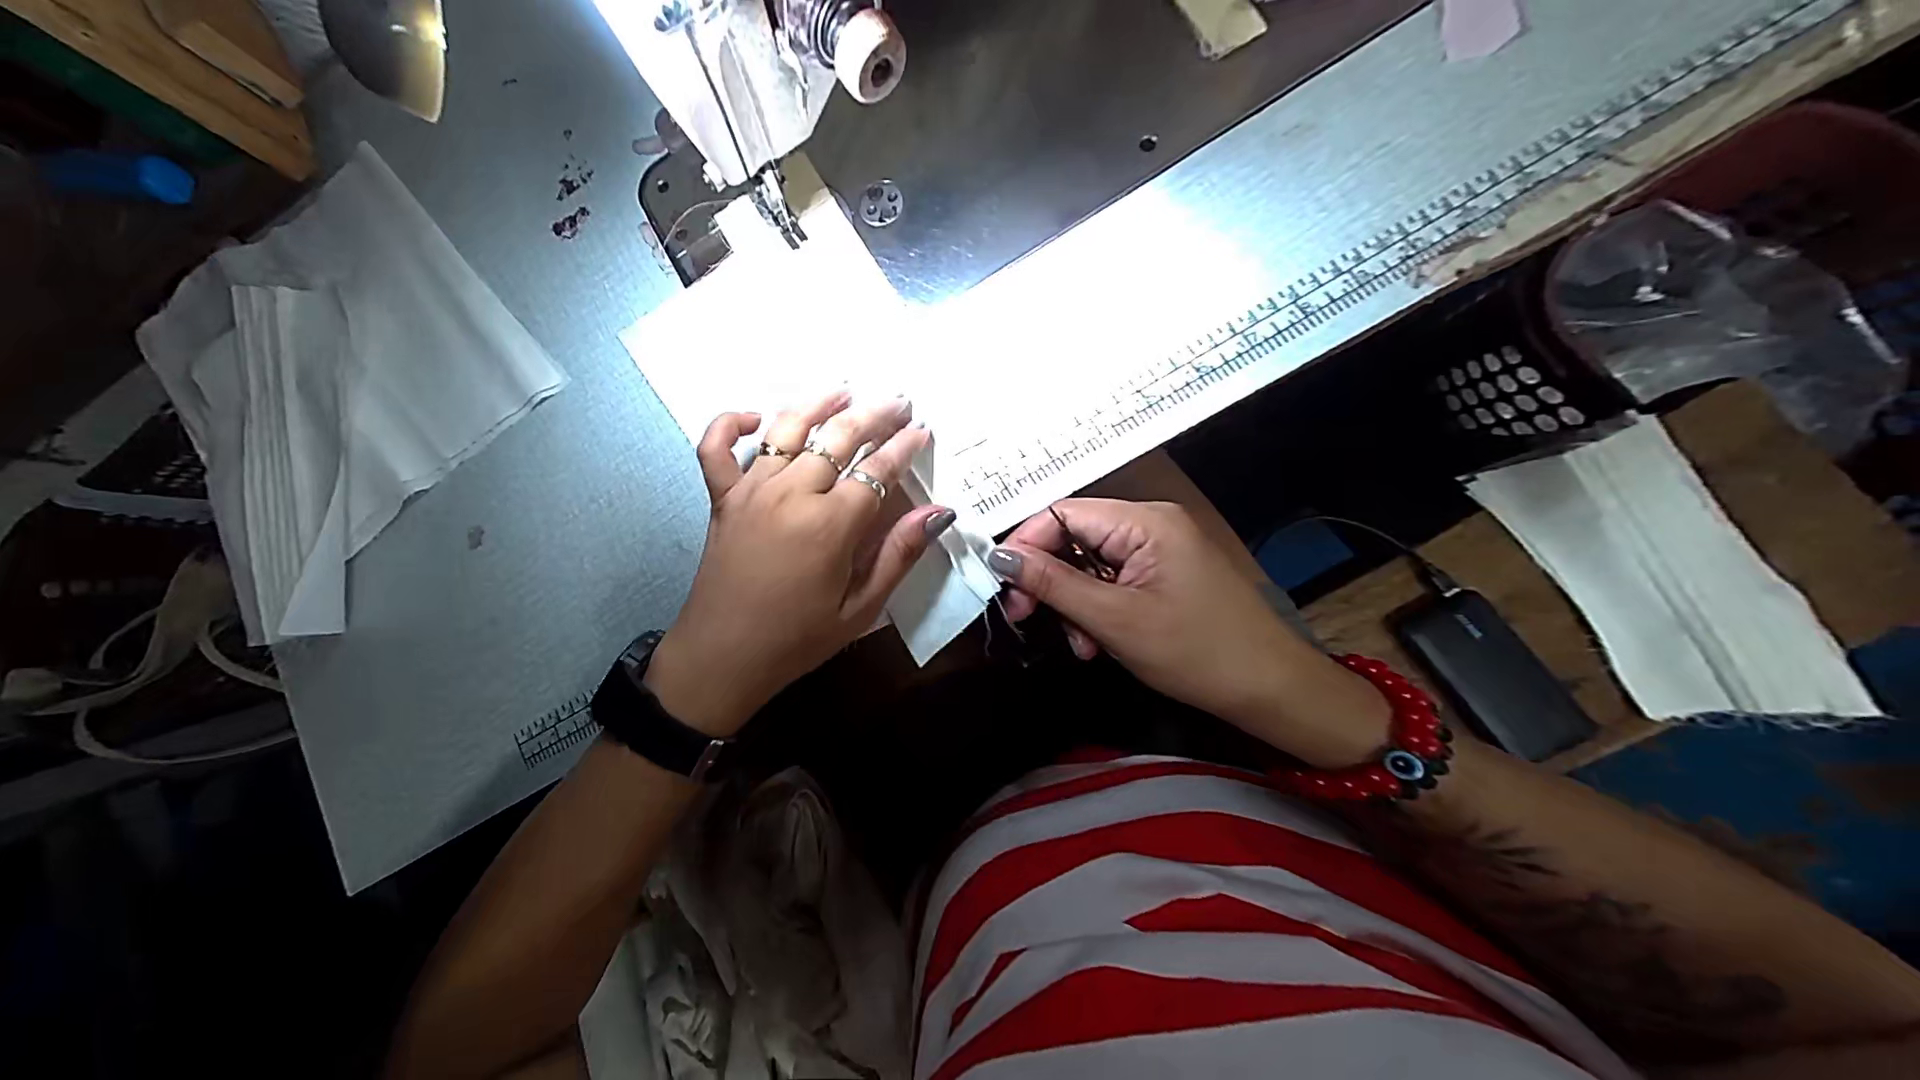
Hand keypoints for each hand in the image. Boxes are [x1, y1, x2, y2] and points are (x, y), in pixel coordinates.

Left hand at [644, 391, 955, 736]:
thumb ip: (899, 553)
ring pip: (786, 431)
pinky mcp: (721, 498)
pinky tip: (756, 418)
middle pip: (838, 438)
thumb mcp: (861, 608)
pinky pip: (715, 448)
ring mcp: (750, 492)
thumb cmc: (798, 638)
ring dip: (817, 406)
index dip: (904, 446)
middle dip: (873, 416)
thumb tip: (938, 512)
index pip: (878, 470)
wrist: (723, 657)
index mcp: (830, 524)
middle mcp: (790, 494)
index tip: (922, 429)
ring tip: (842, 392)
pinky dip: (731, 424)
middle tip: (897, 402)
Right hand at [993, 499, 1390, 767]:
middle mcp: (1152, 523)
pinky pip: (1114, 579)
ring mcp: (1161, 548)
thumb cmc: (1195, 652)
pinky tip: (1099, 642)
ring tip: (1083, 645)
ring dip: (1074, 602)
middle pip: (1076, 537)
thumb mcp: (1114, 619)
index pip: (1063, 513)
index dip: (1026, 546)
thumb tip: (1000, 556)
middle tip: (1028, 617)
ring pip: (1091, 563)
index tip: (1005, 588)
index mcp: (1145, 521)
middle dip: (1050, 580)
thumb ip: (1053, 583)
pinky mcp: (1165, 572)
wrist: (1270, 688)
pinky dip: (1098, 609)